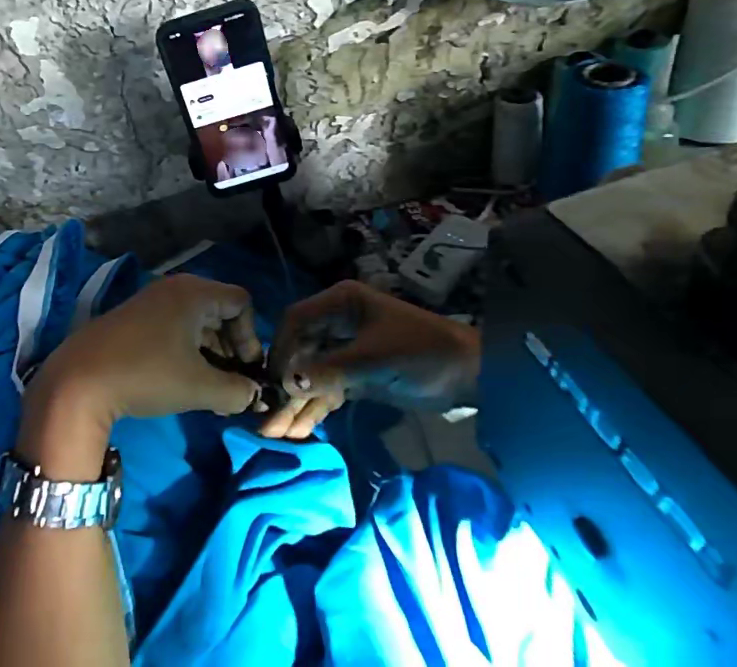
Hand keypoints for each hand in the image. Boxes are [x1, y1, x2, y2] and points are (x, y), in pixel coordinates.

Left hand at [29, 274, 265, 427]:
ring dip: (210, 352)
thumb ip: (237, 391)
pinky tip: (184, 380)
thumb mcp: (199, 388)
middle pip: (220, 310)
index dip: (250, 337)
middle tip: (232, 383)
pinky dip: (187, 349)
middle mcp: (175, 288)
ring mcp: (151, 301)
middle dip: (231, 347)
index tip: (245, 370)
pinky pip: (175, 326)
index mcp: (194, 293)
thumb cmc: (146, 376)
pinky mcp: (135, 318)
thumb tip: (253, 394)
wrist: (78, 382)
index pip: (241, 302)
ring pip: (197, 321)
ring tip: (211, 388)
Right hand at [259, 280, 480, 439]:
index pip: (297, 321)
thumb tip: (287, 383)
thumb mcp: (374, 359)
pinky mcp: (357, 375)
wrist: (471, 376)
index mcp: (342, 303)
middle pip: (300, 350)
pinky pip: (328, 390)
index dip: (281, 349)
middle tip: (265, 417)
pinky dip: (315, 409)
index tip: (272, 382)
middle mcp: (338, 322)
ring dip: (295, 402)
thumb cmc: (422, 353)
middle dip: (284, 384)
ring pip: (311, 374)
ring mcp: (347, 350)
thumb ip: (329, 370)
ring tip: (273, 433)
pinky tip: (297, 431)